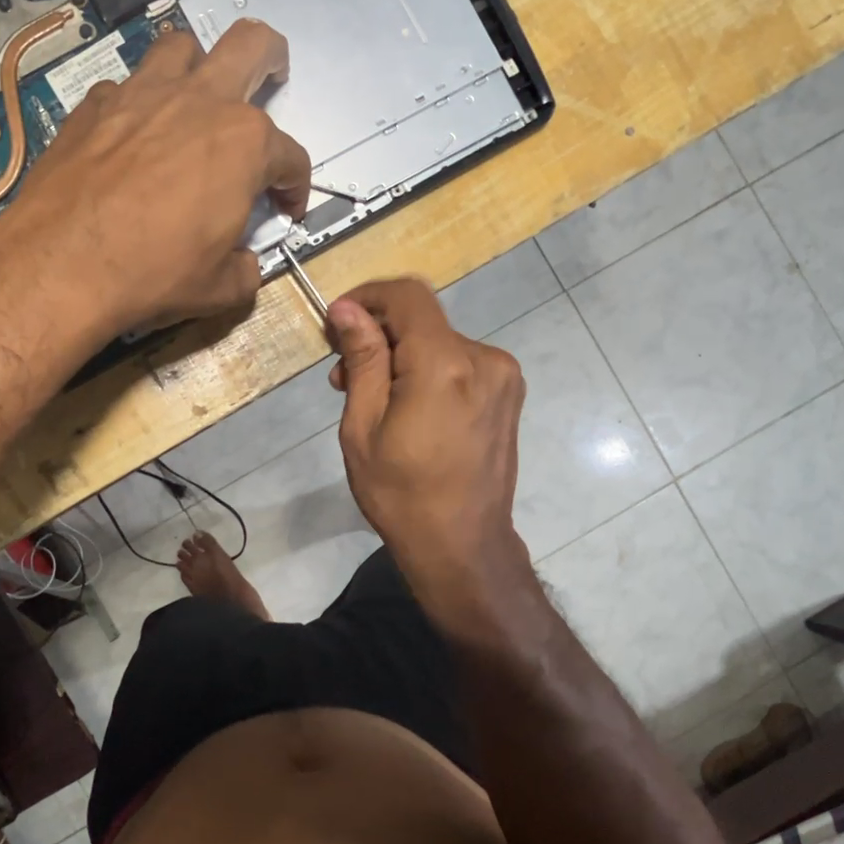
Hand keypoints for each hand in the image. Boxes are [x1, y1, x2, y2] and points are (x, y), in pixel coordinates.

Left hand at [0, 20, 310, 332]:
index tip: (286, 209)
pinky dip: (137, 106)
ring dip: (197, 66)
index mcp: (245, 144)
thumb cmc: (152, 275)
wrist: (59, 266)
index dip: (296, 186)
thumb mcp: (218, 289)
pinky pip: (125, 88)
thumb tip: (243, 264)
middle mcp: (199, 101)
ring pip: (181, 47)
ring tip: (195, 97)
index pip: (290, 156)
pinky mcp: (93, 105)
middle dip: (271, 57)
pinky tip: (130, 137)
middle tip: (272, 75)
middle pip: (250, 45)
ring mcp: (141, 94)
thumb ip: (244, 270)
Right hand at [328, 279, 528, 601]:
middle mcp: (484, 359)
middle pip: (422, 321)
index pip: (408, 297)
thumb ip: (363, 360)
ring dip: (401, 356)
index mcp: (445, 365)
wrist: (462, 546)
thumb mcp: (363, 427)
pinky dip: (426, 371)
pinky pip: (458, 363)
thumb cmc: (401, 494)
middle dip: (378, 335)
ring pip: (439, 342)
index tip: (337, 321)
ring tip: (370, 398)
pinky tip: (405, 406)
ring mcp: (502, 377)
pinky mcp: (507, 394)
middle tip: (341, 375)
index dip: (367, 297)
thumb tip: (348, 309)